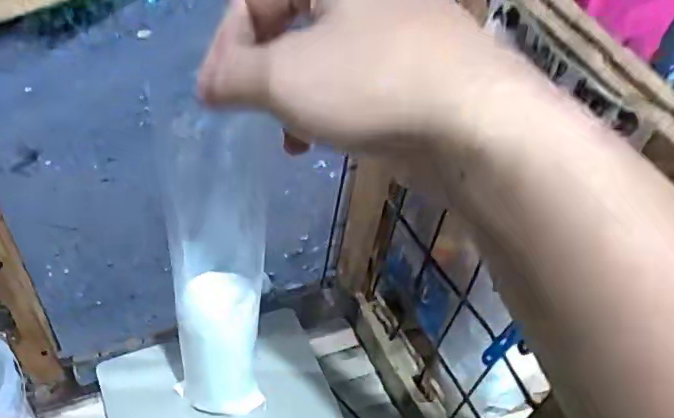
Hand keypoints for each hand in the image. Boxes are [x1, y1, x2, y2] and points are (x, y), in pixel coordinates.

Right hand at [197, 0, 525, 157]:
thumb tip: (207, 84)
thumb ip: (236, 77)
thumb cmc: (368, 84)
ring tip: (284, 138)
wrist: (465, 122)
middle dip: (258, 72)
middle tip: (245, 114)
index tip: (212, 97)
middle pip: (286, 19)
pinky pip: (346, 78)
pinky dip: (322, 107)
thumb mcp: (285, 78)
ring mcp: (387, 27)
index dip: (226, 45)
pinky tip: (316, 141)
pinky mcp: (404, 67)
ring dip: (289, 97)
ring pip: (317, 54)